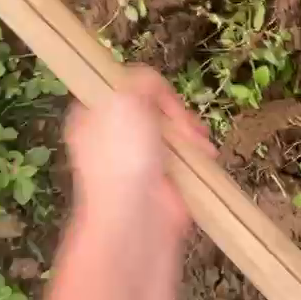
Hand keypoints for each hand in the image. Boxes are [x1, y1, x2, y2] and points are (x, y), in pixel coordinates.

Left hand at [63, 67, 214, 241]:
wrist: (136, 217)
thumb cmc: (123, 158)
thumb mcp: (125, 100)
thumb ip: (141, 81)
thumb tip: (154, 84)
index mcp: (95, 116)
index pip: (124, 89)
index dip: (147, 90)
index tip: (162, 98)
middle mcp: (115, 138)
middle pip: (154, 110)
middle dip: (176, 114)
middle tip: (185, 124)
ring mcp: (141, 161)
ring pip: (173, 133)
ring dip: (192, 133)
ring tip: (200, 142)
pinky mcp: (166, 181)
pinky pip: (186, 158)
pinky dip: (199, 155)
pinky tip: (205, 156)